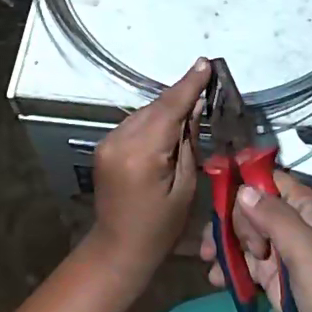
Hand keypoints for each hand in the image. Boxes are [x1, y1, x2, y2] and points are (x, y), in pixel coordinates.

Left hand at [87, 58, 209, 273]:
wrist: (119, 248)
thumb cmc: (161, 226)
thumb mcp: (186, 185)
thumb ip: (188, 141)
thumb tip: (195, 105)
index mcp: (142, 154)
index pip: (169, 109)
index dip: (189, 85)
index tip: (205, 63)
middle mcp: (119, 141)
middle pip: (156, 107)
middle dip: (182, 93)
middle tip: (206, 79)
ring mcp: (108, 142)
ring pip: (146, 112)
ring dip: (168, 106)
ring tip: (192, 101)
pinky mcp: (105, 145)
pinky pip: (136, 123)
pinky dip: (155, 119)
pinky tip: (170, 123)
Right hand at [202, 169, 311, 311]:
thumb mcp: (305, 250)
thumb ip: (274, 218)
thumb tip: (242, 190)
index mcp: (302, 207)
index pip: (267, 179)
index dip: (242, 183)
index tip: (217, 199)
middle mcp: (288, 223)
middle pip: (247, 207)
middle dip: (230, 221)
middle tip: (230, 245)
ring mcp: (277, 250)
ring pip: (240, 234)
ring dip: (222, 243)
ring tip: (211, 261)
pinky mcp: (269, 277)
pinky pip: (241, 263)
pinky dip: (227, 268)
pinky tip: (217, 280)